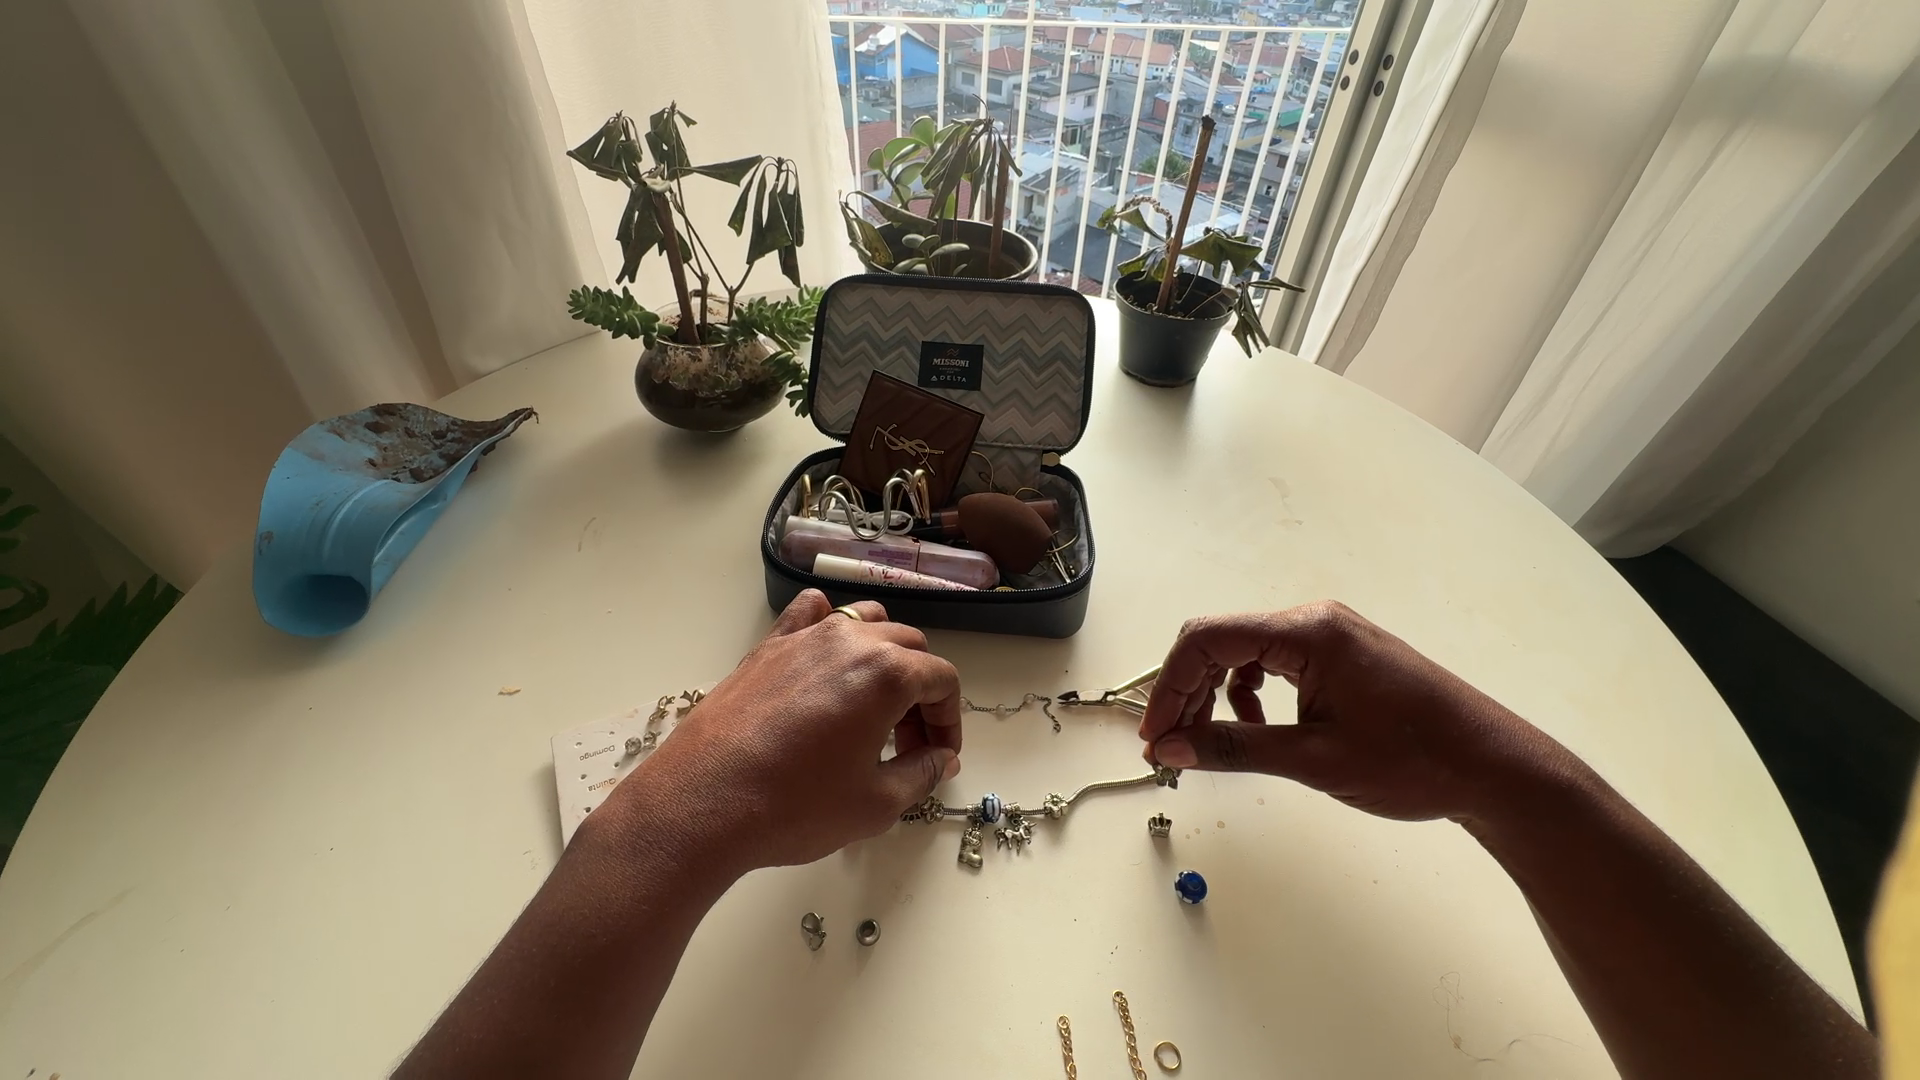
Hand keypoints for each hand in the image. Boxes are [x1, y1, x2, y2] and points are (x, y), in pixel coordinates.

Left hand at [602, 590, 961, 874]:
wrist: (701, 804)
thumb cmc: (795, 808)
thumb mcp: (876, 804)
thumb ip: (921, 773)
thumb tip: (941, 759)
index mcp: (886, 674)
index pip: (942, 679)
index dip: (950, 720)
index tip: (939, 755)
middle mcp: (850, 641)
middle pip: (909, 647)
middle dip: (920, 694)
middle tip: (907, 743)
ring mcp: (805, 637)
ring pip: (866, 621)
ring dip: (884, 656)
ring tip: (872, 702)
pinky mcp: (768, 646)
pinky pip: (809, 614)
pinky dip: (828, 624)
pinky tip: (825, 653)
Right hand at [1140, 602, 1580, 823]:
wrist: (1499, 769)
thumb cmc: (1412, 764)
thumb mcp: (1314, 760)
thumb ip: (1234, 748)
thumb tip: (1168, 751)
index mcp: (1306, 632)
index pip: (1207, 639)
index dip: (1169, 687)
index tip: (1155, 737)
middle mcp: (1311, 619)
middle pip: (1219, 641)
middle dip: (1187, 692)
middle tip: (1171, 745)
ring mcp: (1328, 633)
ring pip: (1242, 650)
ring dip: (1214, 692)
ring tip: (1208, 739)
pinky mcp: (1339, 652)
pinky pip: (1271, 660)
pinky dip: (1248, 691)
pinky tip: (1257, 723)